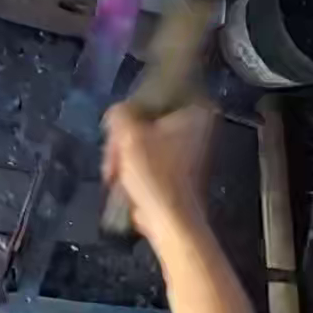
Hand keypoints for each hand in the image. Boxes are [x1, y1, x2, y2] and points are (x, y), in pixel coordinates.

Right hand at [103, 102, 214, 240]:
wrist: (170, 221)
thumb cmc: (155, 175)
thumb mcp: (128, 134)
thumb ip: (119, 112)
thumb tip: (120, 112)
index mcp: (195, 109)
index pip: (154, 91)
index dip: (130, 108)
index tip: (118, 127)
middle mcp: (198, 125)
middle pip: (146, 117)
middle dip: (124, 137)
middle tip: (113, 154)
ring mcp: (190, 148)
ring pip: (144, 138)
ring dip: (124, 153)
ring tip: (114, 171)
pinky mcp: (179, 169)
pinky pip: (149, 156)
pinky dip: (133, 166)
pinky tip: (122, 179)